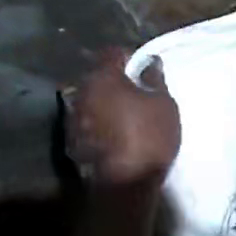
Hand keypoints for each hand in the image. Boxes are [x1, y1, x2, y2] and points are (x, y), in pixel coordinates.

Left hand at [64, 49, 179, 187]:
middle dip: (113, 81)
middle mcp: (82, 92)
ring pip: (90, 100)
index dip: (128, 57)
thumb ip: (154, 79)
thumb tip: (149, 62)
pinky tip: (112, 134)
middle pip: (97, 77)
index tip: (141, 68)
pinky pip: (87, 122)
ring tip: (123, 114)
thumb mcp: (163, 104)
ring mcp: (73, 117)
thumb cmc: (150, 136)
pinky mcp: (72, 140)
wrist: (126, 182)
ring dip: (104, 103)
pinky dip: (97, 123)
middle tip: (134, 92)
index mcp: (104, 77)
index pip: (112, 53)